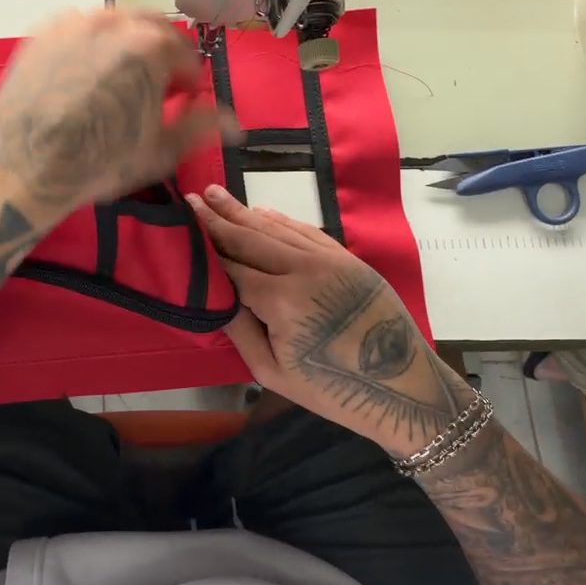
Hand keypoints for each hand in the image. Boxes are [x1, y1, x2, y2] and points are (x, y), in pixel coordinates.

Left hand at [0, 8, 231, 221]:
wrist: (22, 166)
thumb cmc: (95, 162)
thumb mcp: (158, 151)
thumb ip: (201, 127)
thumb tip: (233, 123)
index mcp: (151, 46)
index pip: (186, 56)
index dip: (189, 82)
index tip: (183, 100)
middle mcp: (114, 22)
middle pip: (151, 31)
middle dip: (159, 58)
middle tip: (154, 90)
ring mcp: (73, 23)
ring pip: (114, 27)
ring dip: (125, 49)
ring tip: (118, 85)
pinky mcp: (43, 32)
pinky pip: (79, 32)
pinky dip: (90, 49)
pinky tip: (83, 80)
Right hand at [187, 184, 474, 457]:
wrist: (404, 387)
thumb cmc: (331, 390)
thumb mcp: (271, 372)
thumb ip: (238, 328)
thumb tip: (212, 293)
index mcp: (282, 300)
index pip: (232, 264)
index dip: (205, 245)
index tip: (182, 223)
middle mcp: (304, 269)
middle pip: (251, 236)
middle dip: (219, 218)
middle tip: (193, 197)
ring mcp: (330, 260)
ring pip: (278, 228)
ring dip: (245, 211)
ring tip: (218, 194)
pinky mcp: (348, 260)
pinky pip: (307, 232)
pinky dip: (281, 221)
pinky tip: (262, 212)